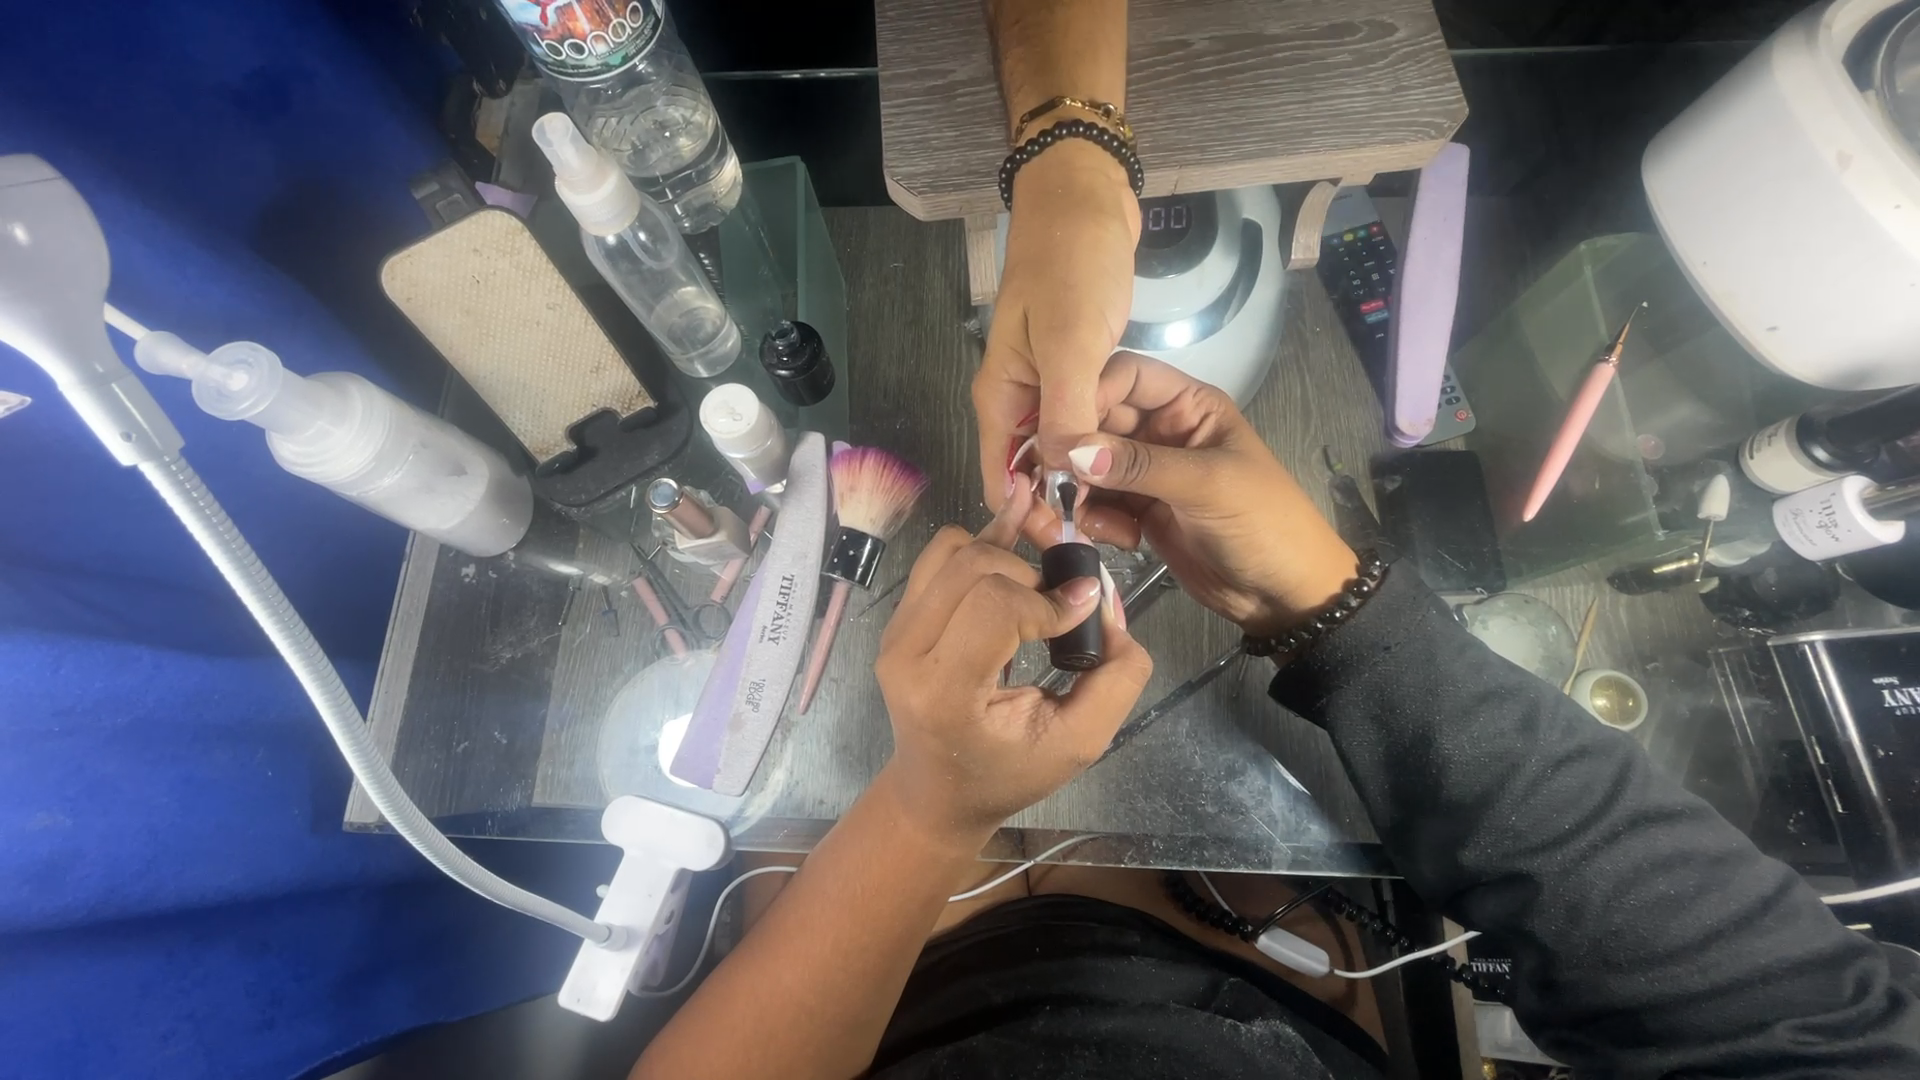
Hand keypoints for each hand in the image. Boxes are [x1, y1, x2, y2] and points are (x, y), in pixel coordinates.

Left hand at [874, 478, 1152, 840]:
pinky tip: (1012, 552)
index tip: (1084, 610)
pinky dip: (980, 546)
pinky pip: (939, 556)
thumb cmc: (1008, 772)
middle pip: (973, 566)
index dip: (1049, 599)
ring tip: (1038, 578)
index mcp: (945, 694)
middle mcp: (907, 654)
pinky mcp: (897, 618)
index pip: (996, 607)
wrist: (938, 790)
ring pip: (953, 548)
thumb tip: (1105, 602)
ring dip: (1004, 552)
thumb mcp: (1080, 742)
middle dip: (1030, 572)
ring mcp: (895, 632)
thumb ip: (1117, 677)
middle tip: (1060, 600)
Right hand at [975, 140, 1139, 504]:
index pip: (1000, 477)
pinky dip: (1099, 452)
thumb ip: (1064, 411)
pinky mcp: (1076, 381)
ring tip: (1120, 513)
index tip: (1061, 541)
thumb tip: (1063, 474)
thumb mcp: (1070, 342)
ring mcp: (1048, 392)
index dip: (1027, 514)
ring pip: (1061, 455)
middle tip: (1100, 536)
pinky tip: (1126, 470)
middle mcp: (1018, 404)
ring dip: (1085, 482)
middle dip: (1060, 505)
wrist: (1085, 201)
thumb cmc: (1071, 268)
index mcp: (1001, 400)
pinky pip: (1083, 430)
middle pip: (1029, 474)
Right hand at [1066, 353, 1359, 637]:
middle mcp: (1161, 431)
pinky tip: (1118, 538)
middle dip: (1073, 448)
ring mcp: (1146, 473)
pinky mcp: (1137, 511)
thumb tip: (1072, 450)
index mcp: (1188, 405)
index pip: (1125, 377)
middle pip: (1097, 420)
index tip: (1057, 427)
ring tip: (1080, 515)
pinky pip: (1097, 503)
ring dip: (1078, 489)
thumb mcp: (1206, 485)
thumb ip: (1139, 465)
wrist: (1281, 593)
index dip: (1089, 392)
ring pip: (1089, 465)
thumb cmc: (1263, 523)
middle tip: (1052, 479)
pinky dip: (1094, 518)